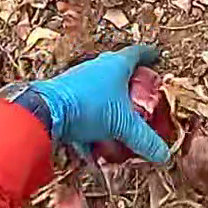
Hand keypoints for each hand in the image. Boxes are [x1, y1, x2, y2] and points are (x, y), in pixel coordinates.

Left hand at [10, 45, 171, 162]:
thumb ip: (144, 139)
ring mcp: (78, 79)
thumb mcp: (123, 125)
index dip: (149, 55)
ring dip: (110, 98)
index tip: (156, 56)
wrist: (44, 113)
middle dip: (130, 79)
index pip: (138, 53)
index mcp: (117, 65)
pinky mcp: (63, 93)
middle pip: (118, 68)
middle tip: (141, 88)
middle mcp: (98, 66)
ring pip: (100, 86)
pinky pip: (85, 103)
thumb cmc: (90, 107)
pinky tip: (94, 138)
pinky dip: (93, 115)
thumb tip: (164, 154)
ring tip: (119, 115)